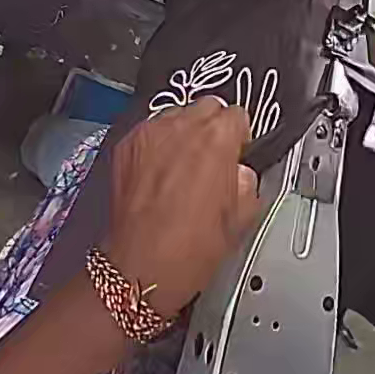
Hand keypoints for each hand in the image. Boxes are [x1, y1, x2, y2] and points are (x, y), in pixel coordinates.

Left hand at [106, 98, 262, 315]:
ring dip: (185, 133)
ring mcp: (150, 133)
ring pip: (177, 115)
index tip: (238, 152)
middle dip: (214, 128)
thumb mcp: (243, 214)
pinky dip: (159, 144)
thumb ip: (247, 178)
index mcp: (217, 138)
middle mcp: (182, 126)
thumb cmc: (191, 246)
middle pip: (208, 106)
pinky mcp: (127, 145)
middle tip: (214, 157)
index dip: (241, 136)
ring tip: (184, 166)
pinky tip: (161, 173)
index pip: (238, 114)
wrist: (142, 267)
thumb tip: (240, 171)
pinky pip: (151, 131)